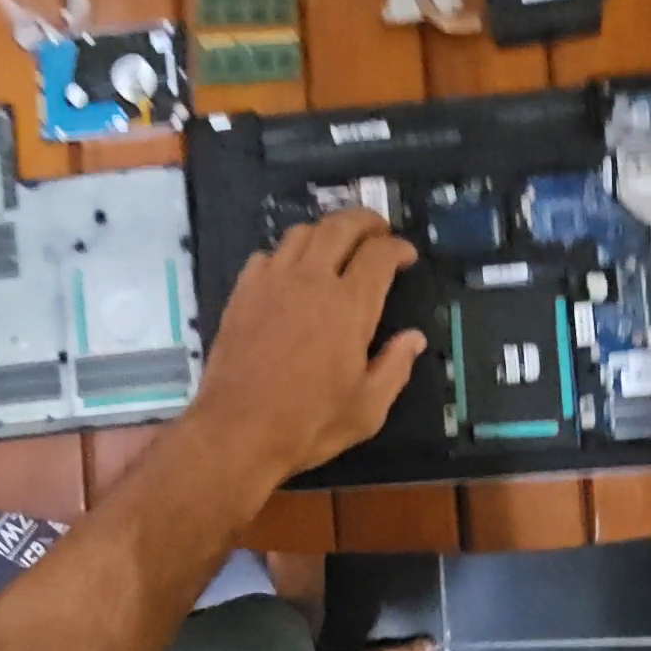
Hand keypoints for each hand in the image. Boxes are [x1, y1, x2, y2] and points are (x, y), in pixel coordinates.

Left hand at [187, 208, 426, 480]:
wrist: (237, 429)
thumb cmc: (308, 423)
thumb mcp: (367, 408)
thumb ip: (395, 368)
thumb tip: (413, 338)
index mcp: (349, 305)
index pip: (379, 254)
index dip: (398, 248)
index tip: (406, 255)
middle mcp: (310, 281)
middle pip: (340, 226)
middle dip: (365, 221)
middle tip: (378, 230)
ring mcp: (271, 282)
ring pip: (301, 233)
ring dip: (325, 231)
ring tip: (336, 245)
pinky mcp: (242, 293)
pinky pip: (266, 255)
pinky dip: (286, 254)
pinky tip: (289, 271)